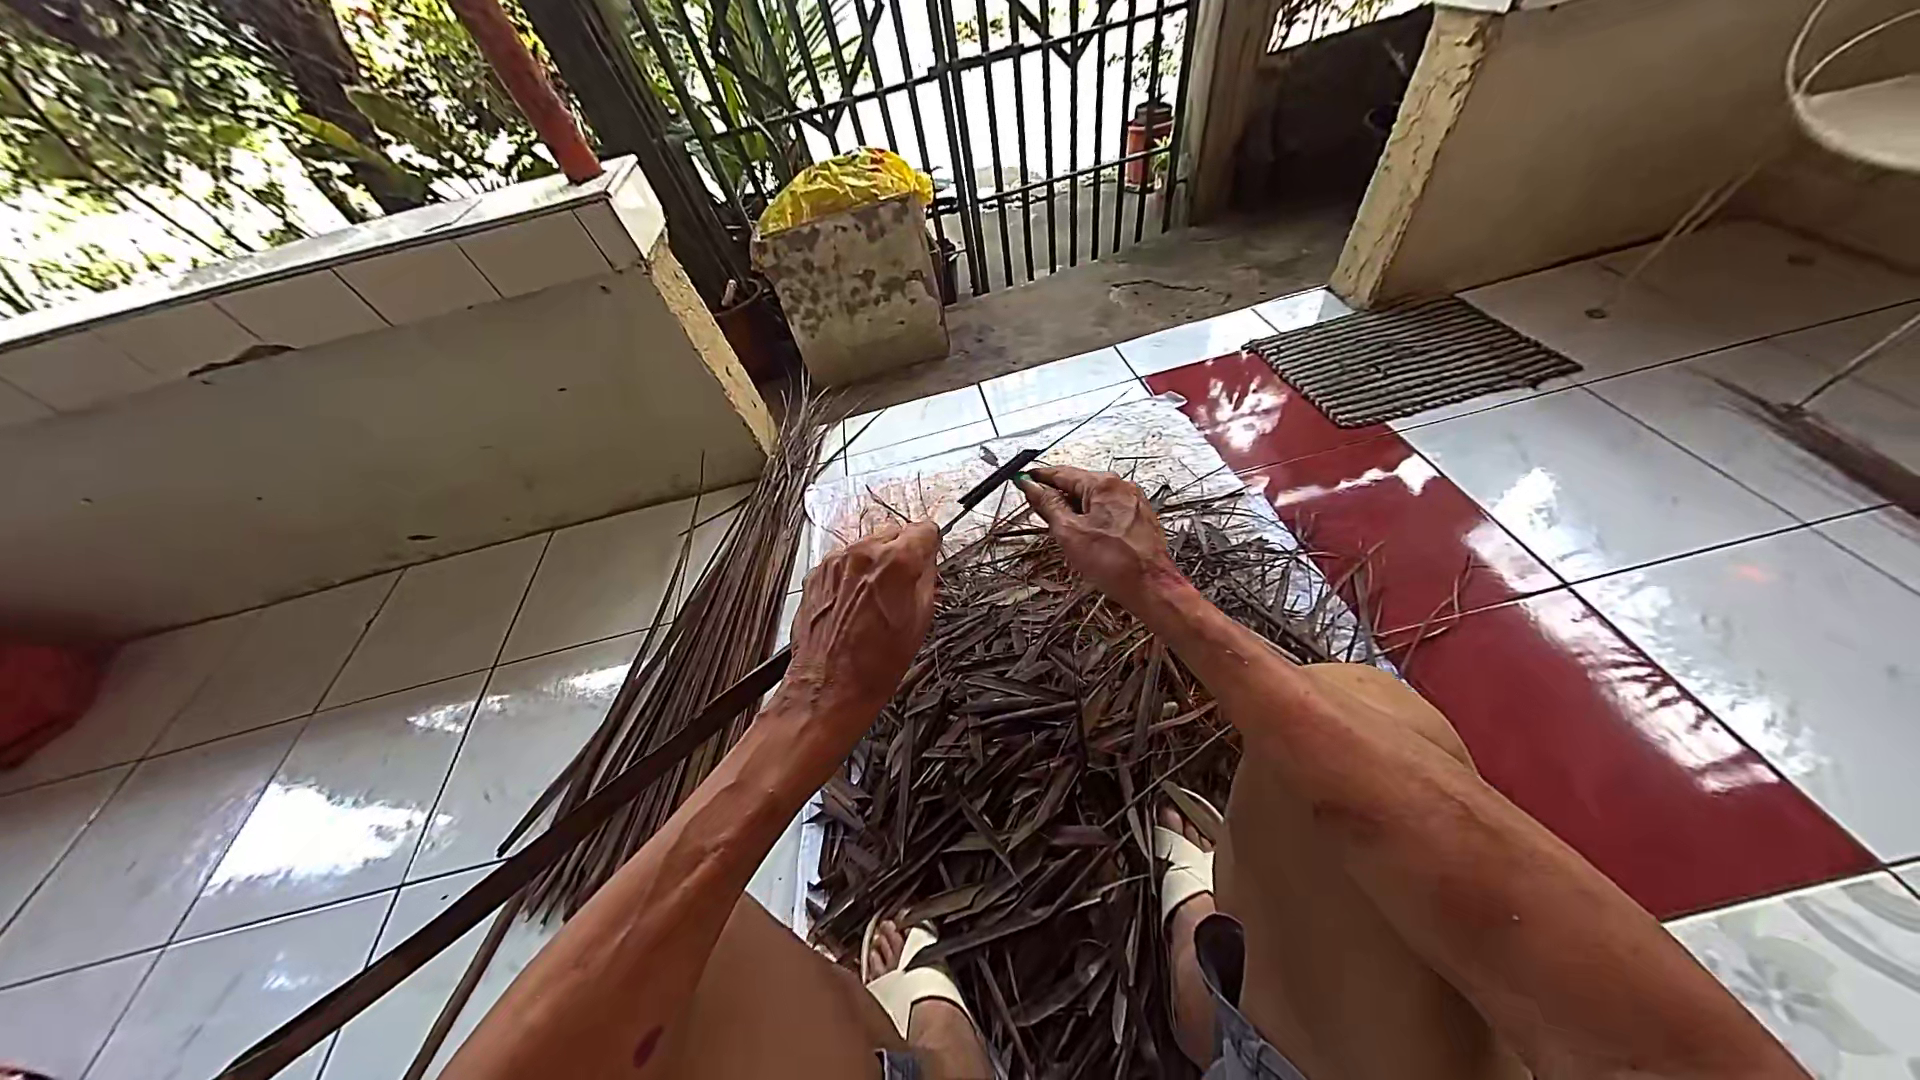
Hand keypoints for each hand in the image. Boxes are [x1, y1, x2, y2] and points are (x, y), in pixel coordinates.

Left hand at [780, 520, 938, 745]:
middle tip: (904, 583)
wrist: (830, 686)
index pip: (924, 529)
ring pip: (867, 546)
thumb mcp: (921, 620)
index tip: (929, 552)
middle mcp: (864, 554)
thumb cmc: (874, 665)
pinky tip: (856, 604)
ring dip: (876, 563)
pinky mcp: (818, 574)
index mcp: (897, 562)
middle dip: (902, 553)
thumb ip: (927, 579)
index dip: (930, 543)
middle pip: (894, 533)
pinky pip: (844, 562)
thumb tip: (927, 561)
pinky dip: (853, 575)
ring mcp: (836, 562)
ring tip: (877, 599)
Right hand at [1015, 466, 1183, 609]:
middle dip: (1056, 496)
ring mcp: (1132, 502)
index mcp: (1104, 484)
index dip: (1039, 478)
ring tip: (1059, 528)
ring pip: (1093, 499)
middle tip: (1036, 506)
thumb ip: (1048, 505)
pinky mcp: (1138, 518)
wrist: (1151, 587)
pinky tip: (1083, 534)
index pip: (1062, 473)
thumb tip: (1032, 489)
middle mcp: (1121, 487)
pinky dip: (1090, 517)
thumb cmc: (1117, 563)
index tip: (1024, 480)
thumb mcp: (1069, 532)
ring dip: (1073, 509)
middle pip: (1079, 484)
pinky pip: (1107, 510)